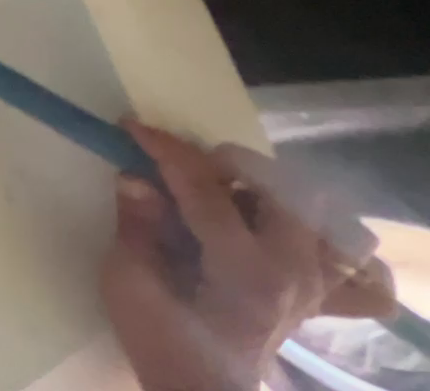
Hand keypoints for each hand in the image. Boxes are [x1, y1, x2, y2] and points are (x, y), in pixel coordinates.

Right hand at [101, 121, 373, 390]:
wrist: (195, 385)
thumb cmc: (156, 333)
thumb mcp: (127, 278)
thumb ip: (137, 225)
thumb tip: (134, 176)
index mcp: (243, 267)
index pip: (206, 187)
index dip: (165, 149)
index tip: (130, 127)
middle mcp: (295, 272)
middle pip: (287, 190)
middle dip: (230, 163)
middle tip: (185, 166)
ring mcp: (318, 288)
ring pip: (338, 225)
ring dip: (288, 199)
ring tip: (239, 196)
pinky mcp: (322, 301)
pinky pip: (364, 276)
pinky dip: (339, 250)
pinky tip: (295, 238)